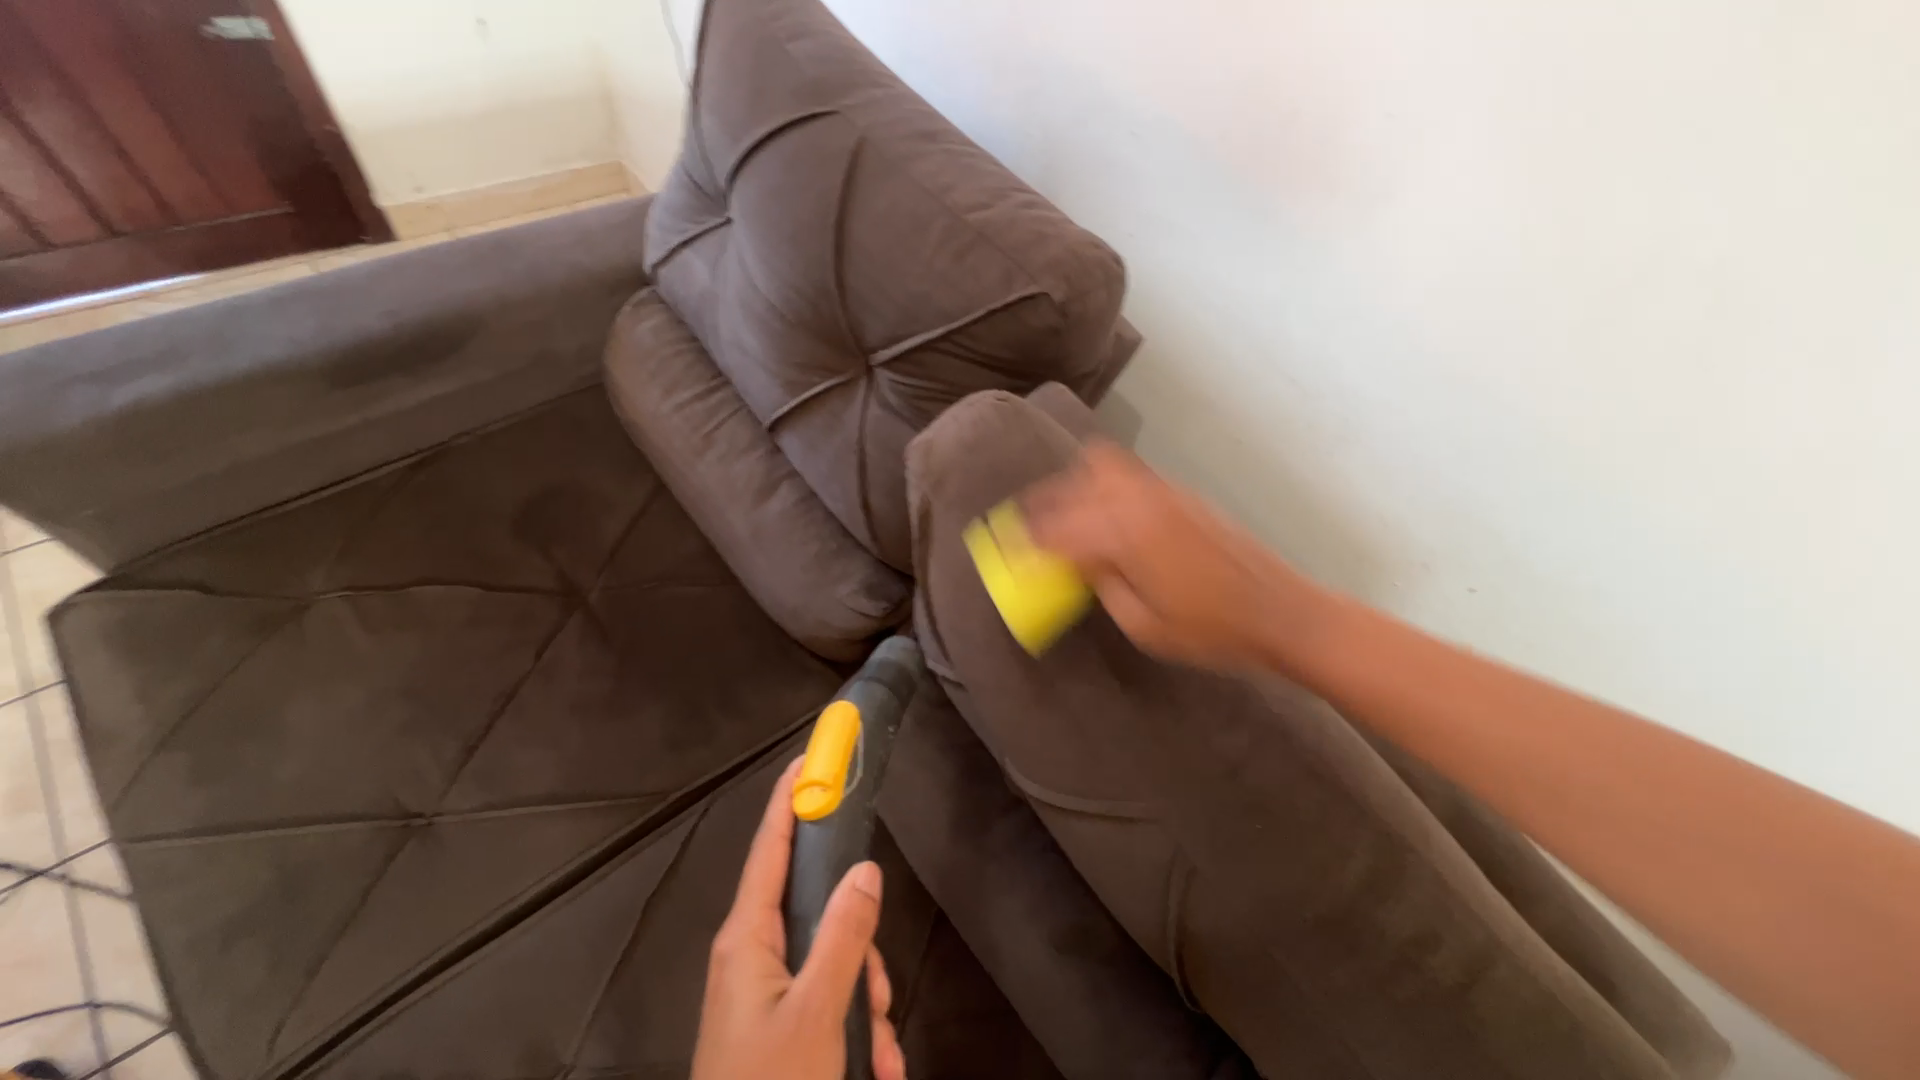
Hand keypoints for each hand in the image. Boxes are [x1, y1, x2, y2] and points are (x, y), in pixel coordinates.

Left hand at [690, 759, 906, 1079]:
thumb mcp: (817, 1012)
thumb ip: (845, 937)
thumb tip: (865, 869)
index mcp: (748, 938)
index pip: (771, 847)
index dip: (790, 799)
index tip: (810, 756)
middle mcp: (753, 955)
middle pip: (820, 914)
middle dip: (861, 952)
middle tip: (878, 998)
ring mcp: (765, 992)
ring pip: (834, 964)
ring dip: (866, 1006)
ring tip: (879, 1057)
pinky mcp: (778, 1025)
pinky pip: (829, 1003)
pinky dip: (857, 1032)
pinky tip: (873, 1068)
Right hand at [1024, 441, 1317, 671]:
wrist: (1281, 612)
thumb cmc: (1211, 631)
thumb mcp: (1143, 624)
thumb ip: (1101, 585)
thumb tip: (1078, 564)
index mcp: (1123, 534)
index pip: (1057, 527)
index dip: (1026, 537)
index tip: (1006, 546)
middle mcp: (1140, 500)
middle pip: (1075, 480)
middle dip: (1046, 502)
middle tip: (1031, 526)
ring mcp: (1165, 491)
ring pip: (1104, 464)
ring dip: (1077, 485)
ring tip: (1068, 514)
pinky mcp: (1184, 495)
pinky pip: (1131, 475)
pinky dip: (1107, 486)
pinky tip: (1110, 517)